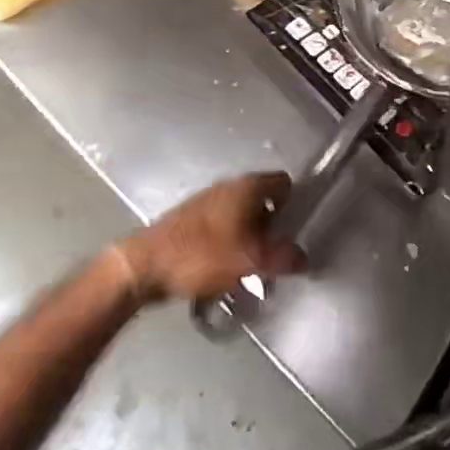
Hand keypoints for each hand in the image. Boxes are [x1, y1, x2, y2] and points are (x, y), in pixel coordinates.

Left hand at [122, 172, 303, 300]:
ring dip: (248, 234)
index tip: (290, 230)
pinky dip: (227, 239)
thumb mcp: (250, 260)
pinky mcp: (190, 217)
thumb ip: (283, 258)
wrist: (144, 266)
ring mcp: (207, 199)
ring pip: (240, 212)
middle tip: (270, 252)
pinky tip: (220, 265)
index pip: (284, 182)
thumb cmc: (203, 256)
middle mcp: (229, 185)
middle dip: (270, 224)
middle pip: (263, 198)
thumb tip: (304, 258)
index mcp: (248, 186)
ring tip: (246, 264)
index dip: (292, 204)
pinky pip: (221, 223)